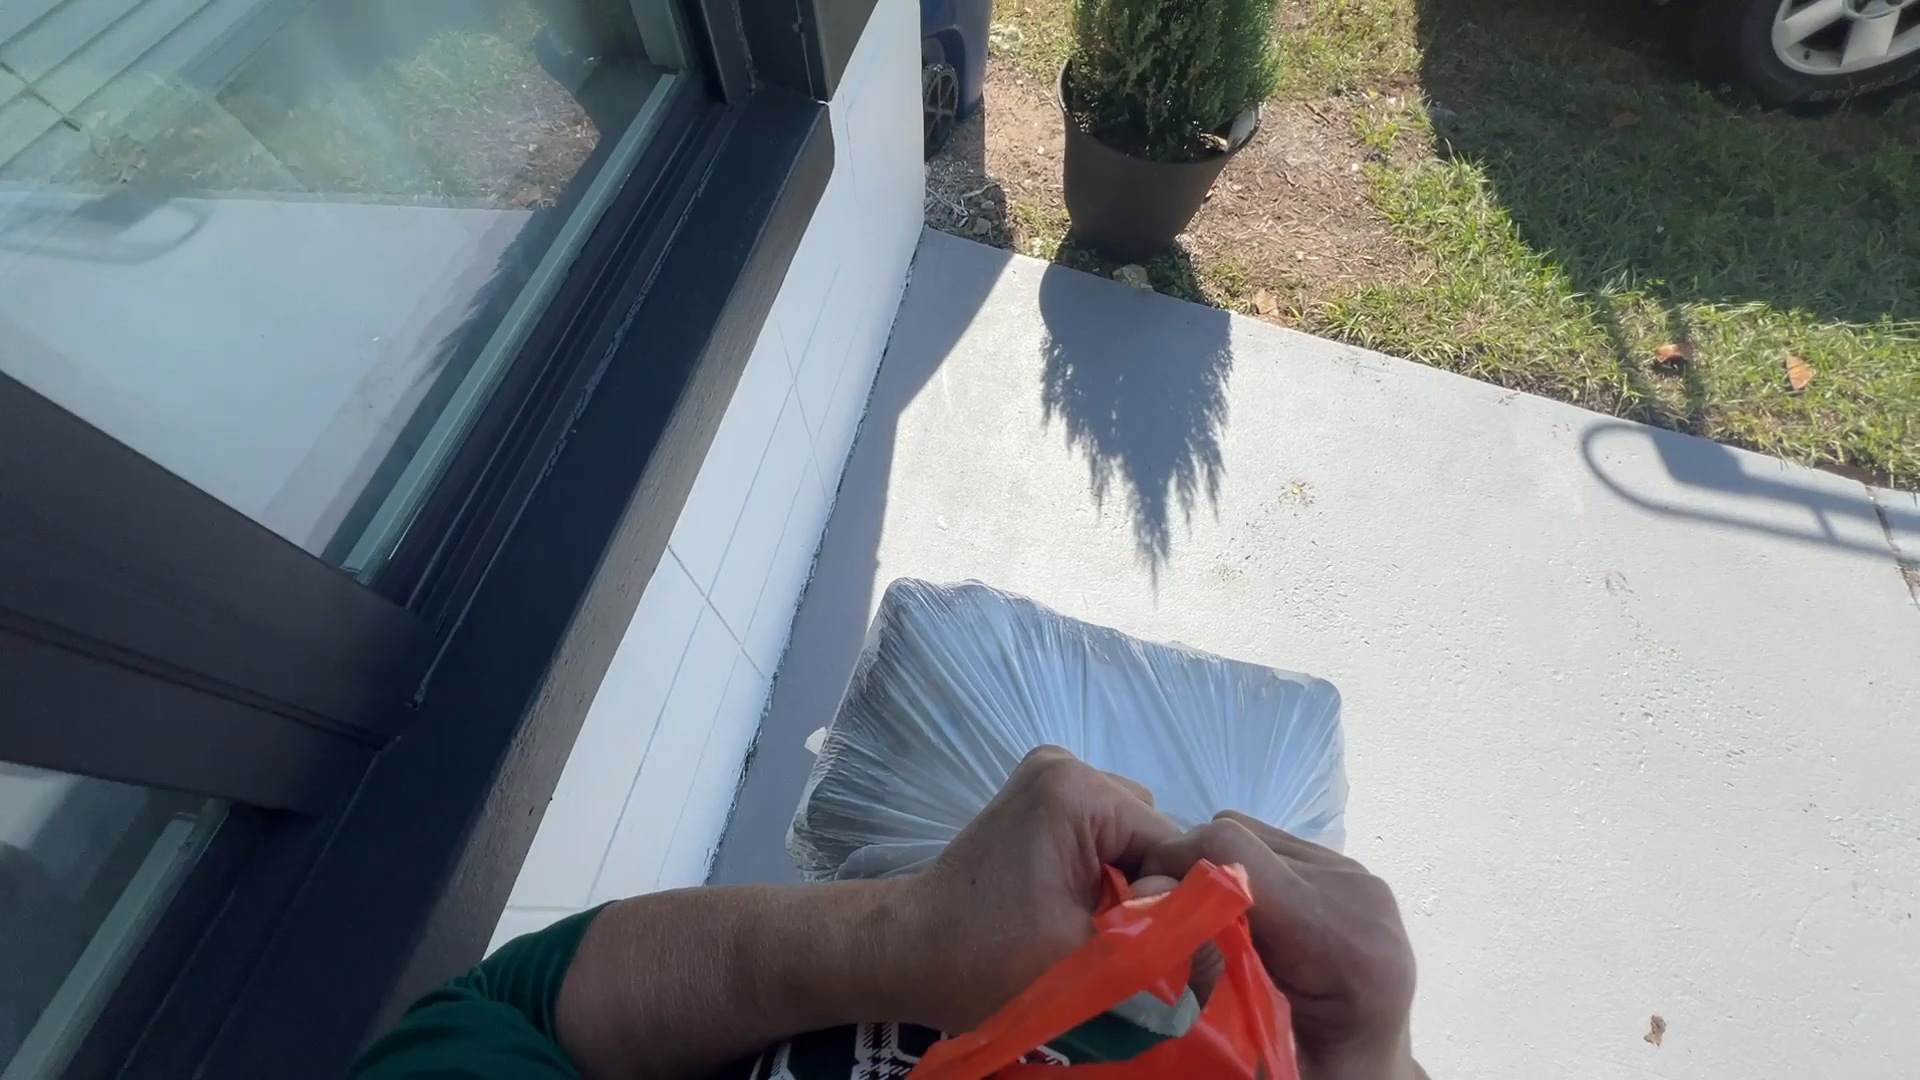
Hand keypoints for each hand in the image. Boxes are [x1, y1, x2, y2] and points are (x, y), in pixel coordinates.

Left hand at [891, 746, 1181, 1032]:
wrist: (913, 945)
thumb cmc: (987, 957)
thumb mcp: (1088, 965)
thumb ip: (1165, 951)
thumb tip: (1227, 948)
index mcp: (1077, 790)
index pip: (1172, 845)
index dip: (1179, 907)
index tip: (1170, 956)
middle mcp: (1066, 764)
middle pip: (1152, 834)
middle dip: (1152, 892)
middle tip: (1126, 942)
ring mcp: (1050, 772)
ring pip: (1130, 834)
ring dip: (1129, 881)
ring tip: (1096, 923)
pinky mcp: (1040, 793)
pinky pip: (1102, 829)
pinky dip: (1104, 868)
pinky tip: (1080, 903)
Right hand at [1141, 813, 1418, 1079]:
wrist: (1371, 1076)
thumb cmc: (1315, 1073)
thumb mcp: (1256, 1048)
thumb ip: (1205, 967)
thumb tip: (1146, 892)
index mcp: (1342, 938)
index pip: (1234, 852)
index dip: (1174, 864)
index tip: (1144, 903)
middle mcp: (1354, 890)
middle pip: (1235, 836)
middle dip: (1189, 870)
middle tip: (1170, 922)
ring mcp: (1352, 872)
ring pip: (1245, 831)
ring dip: (1214, 870)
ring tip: (1214, 925)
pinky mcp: (1342, 866)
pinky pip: (1265, 840)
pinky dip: (1239, 870)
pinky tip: (1246, 917)